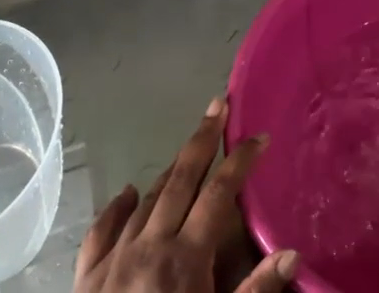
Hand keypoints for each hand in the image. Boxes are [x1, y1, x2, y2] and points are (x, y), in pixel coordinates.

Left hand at [74, 97, 297, 292]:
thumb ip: (255, 291)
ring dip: (169, 171)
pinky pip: (100, 234)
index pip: (218, 193)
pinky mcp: (85, 283)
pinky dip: (115, 209)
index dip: (240, 160)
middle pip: (179, 180)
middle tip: (218, 104)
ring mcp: (113, 262)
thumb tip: (293, 252)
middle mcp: (149, 247)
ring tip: (189, 150)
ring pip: (144, 201)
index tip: (260, 136)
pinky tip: (126, 193)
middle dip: (202, 140)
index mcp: (185, 258)